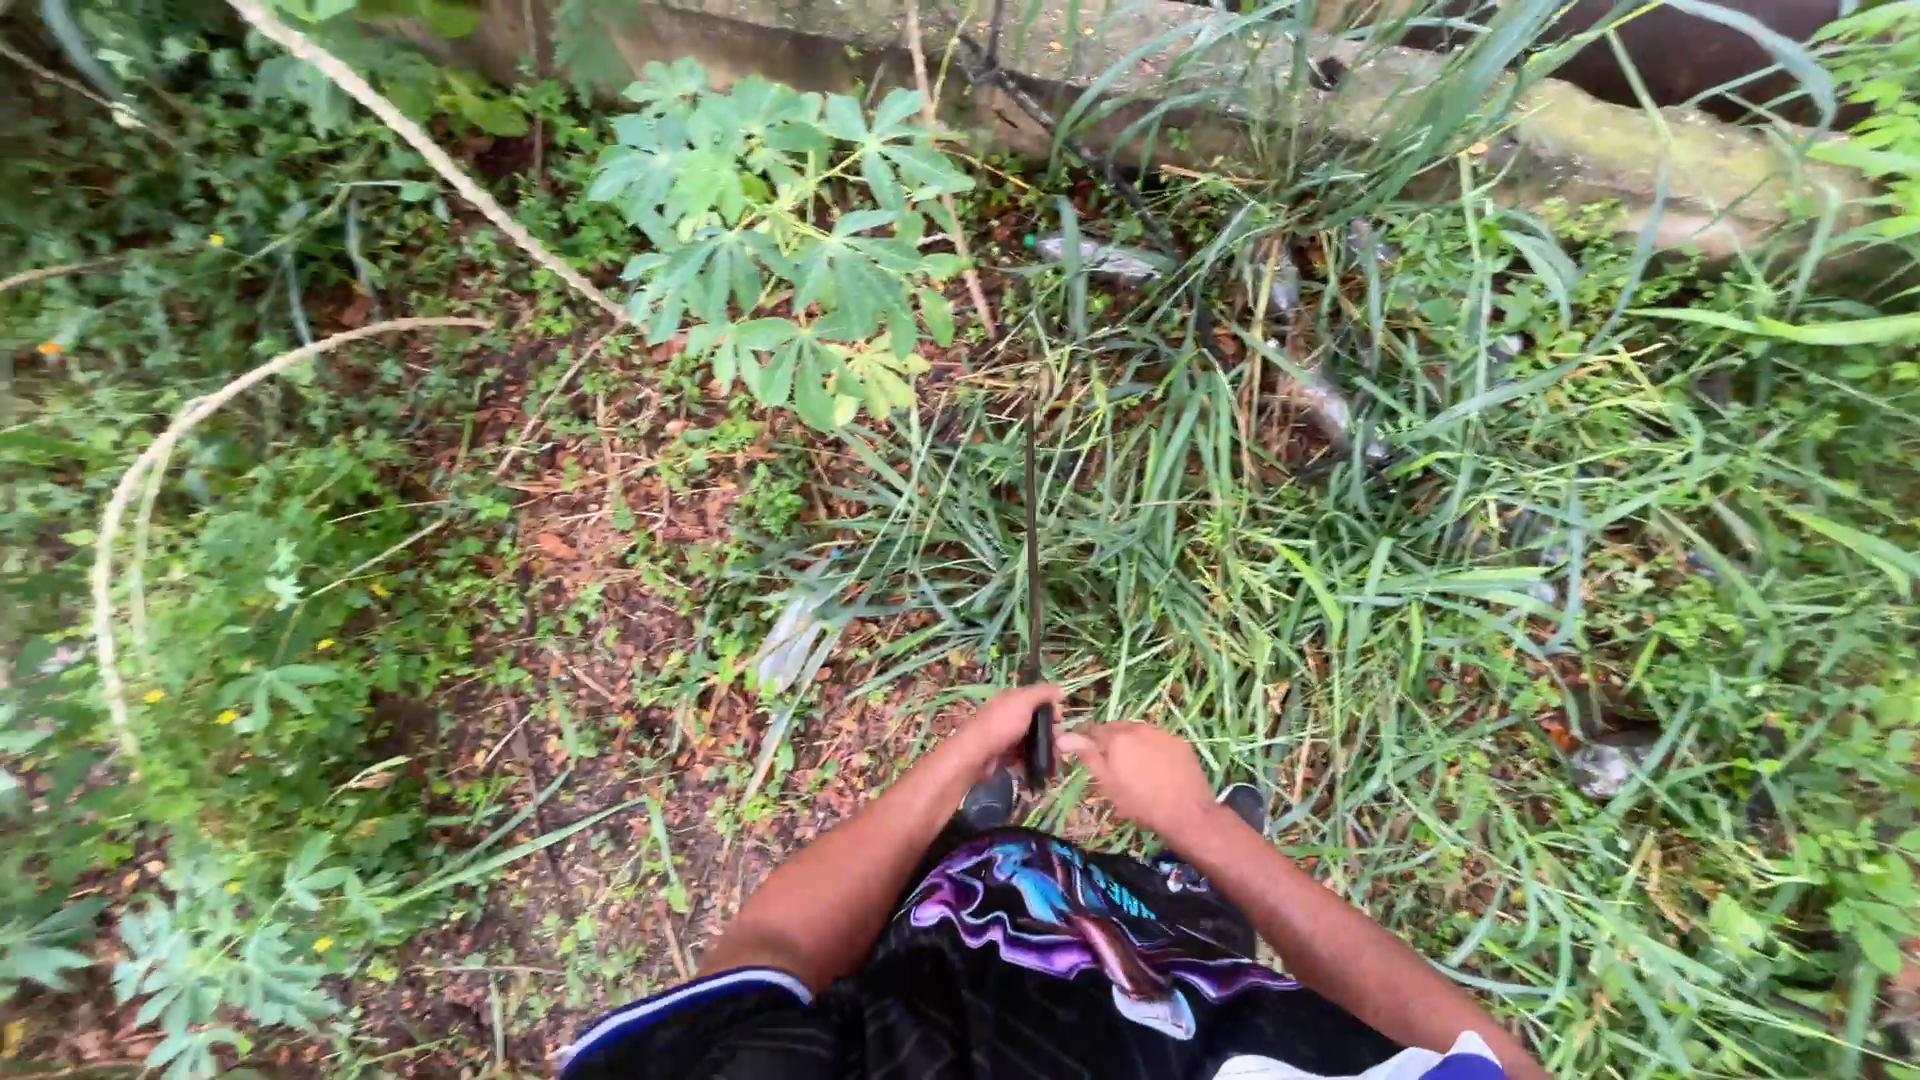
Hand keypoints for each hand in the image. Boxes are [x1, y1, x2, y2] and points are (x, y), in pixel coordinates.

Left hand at [954, 683, 1062, 769]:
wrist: (976, 754)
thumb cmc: (1001, 724)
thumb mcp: (1024, 701)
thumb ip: (1042, 693)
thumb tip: (1060, 689)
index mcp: (1011, 699)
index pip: (1037, 700)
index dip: (1051, 710)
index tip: (1059, 722)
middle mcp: (1008, 715)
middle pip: (1036, 723)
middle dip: (1050, 734)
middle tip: (1059, 746)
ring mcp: (1005, 736)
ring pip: (1031, 741)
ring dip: (1044, 750)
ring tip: (1052, 761)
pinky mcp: (1003, 755)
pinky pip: (1022, 756)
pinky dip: (1031, 762)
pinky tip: (1039, 768)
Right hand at [1056, 722, 1220, 839]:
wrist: (1186, 813)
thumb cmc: (1140, 802)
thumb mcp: (1108, 784)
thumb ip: (1087, 756)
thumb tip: (1062, 736)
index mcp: (1117, 737)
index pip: (1093, 729)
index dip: (1086, 739)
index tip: (1086, 751)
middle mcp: (1139, 728)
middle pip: (1118, 728)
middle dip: (1111, 740)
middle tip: (1112, 763)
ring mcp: (1162, 733)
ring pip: (1140, 732)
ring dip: (1133, 742)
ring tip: (1136, 766)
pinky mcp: (1180, 742)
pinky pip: (1160, 740)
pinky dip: (1154, 748)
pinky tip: (1158, 767)